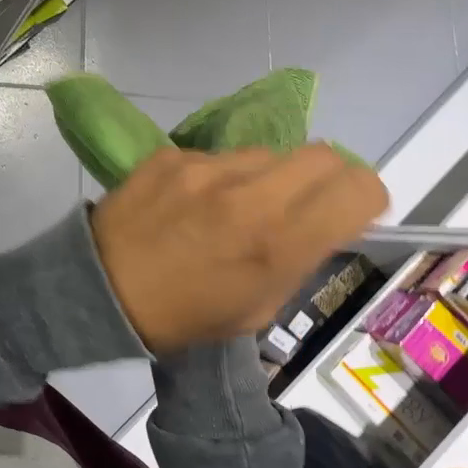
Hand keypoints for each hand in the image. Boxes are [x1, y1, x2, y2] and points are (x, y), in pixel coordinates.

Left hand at [90, 145, 386, 353]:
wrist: (102, 288)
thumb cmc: (185, 314)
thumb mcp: (259, 307)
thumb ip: (299, 259)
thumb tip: (323, 223)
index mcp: (279, 242)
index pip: (358, 188)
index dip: (365, 199)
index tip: (351, 213)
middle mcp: (249, 195)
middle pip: (321, 154)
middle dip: (324, 178)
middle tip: (303, 203)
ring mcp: (204, 168)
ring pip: (265, 153)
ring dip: (266, 175)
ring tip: (237, 206)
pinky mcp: (169, 155)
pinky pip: (215, 156)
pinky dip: (217, 175)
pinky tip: (192, 202)